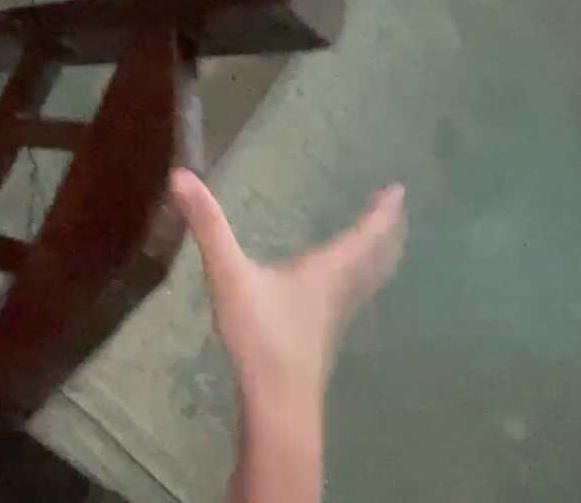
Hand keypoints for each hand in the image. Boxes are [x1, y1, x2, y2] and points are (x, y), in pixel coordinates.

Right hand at [170, 169, 404, 402]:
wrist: (278, 403)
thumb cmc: (260, 336)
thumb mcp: (228, 275)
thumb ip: (207, 226)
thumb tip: (181, 175)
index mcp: (326, 272)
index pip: (365, 237)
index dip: (382, 213)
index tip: (399, 190)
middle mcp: (338, 291)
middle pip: (376, 258)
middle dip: (388, 231)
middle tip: (398, 208)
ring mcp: (332, 315)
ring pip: (367, 279)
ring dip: (378, 255)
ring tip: (381, 240)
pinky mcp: (320, 332)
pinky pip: (352, 293)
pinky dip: (359, 276)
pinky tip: (338, 283)